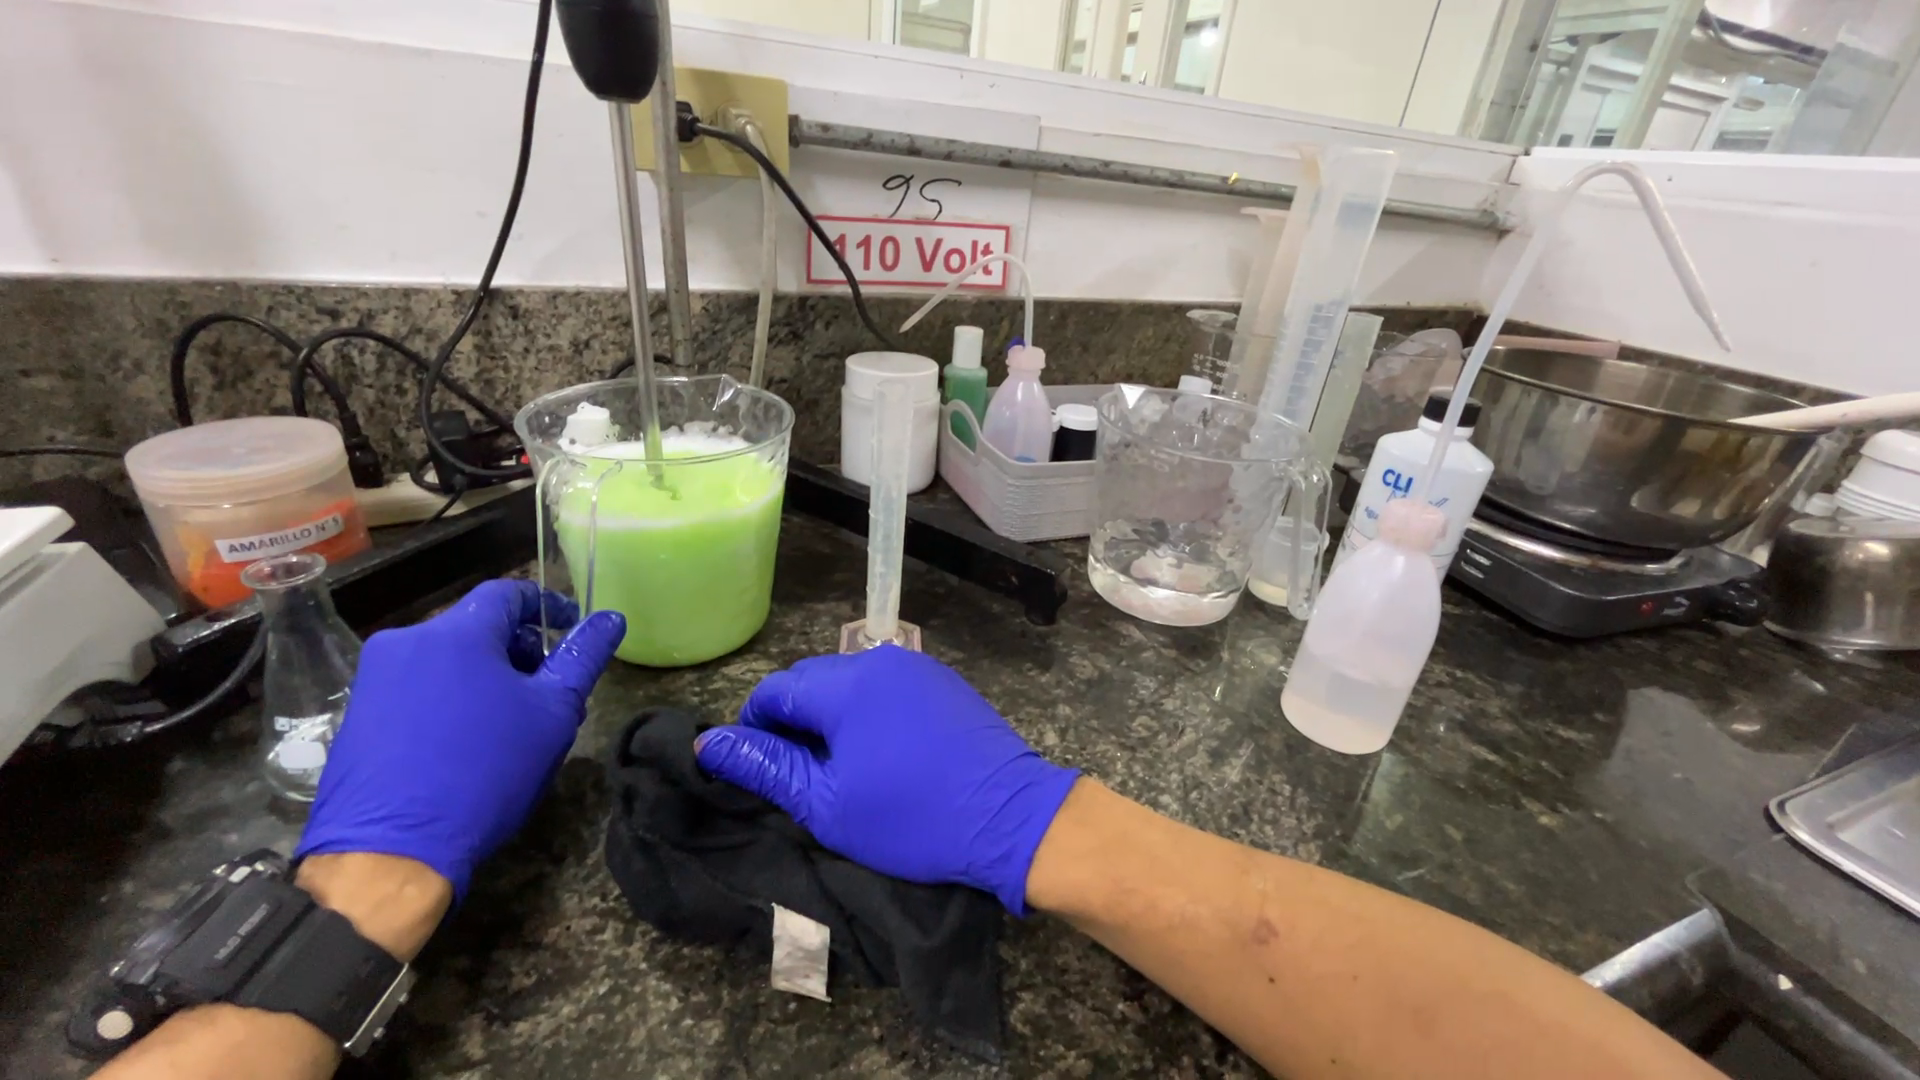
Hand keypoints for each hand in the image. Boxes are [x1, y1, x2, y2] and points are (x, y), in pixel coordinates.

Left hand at [296, 580, 624, 898]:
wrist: (391, 854)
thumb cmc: (486, 770)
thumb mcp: (553, 712)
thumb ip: (584, 657)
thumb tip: (611, 618)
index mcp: (454, 633)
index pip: (507, 592)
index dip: (546, 604)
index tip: (571, 628)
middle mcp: (407, 643)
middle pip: (477, 626)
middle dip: (520, 648)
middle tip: (549, 687)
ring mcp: (376, 680)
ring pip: (448, 658)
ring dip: (488, 674)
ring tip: (516, 719)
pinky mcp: (360, 715)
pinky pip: (420, 686)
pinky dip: (455, 696)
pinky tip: (472, 739)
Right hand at [695, 645, 1078, 914]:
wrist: (1010, 815)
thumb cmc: (911, 817)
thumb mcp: (827, 803)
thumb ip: (766, 767)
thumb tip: (709, 744)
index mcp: (846, 685)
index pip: (774, 691)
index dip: (755, 731)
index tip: (765, 773)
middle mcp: (880, 661)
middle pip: (810, 681)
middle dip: (794, 723)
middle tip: (802, 777)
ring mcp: (916, 668)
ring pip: (848, 682)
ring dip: (831, 718)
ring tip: (841, 769)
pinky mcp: (942, 683)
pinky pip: (885, 687)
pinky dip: (868, 712)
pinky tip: (882, 753)